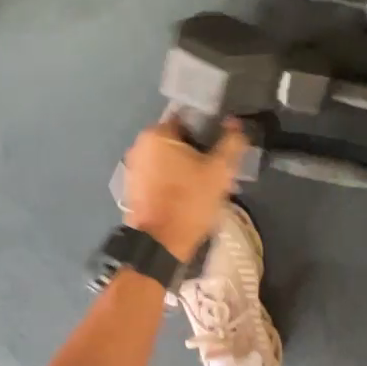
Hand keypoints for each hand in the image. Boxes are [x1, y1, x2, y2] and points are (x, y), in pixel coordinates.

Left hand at [120, 115, 247, 261]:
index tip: (220, 150)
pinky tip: (187, 197)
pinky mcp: (132, 187)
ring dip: (184, 168)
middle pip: (177, 141)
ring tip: (204, 187)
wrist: (159, 244)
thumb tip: (234, 123)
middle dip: (197, 152)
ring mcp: (132, 167)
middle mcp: (139, 145)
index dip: (208, 133)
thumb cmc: (189, 201)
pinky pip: (158, 176)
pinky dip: (172, 181)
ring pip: (167, 160)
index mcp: (156, 134)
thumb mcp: (220, 171)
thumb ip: (231, 142)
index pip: (188, 121)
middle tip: (216, 171)